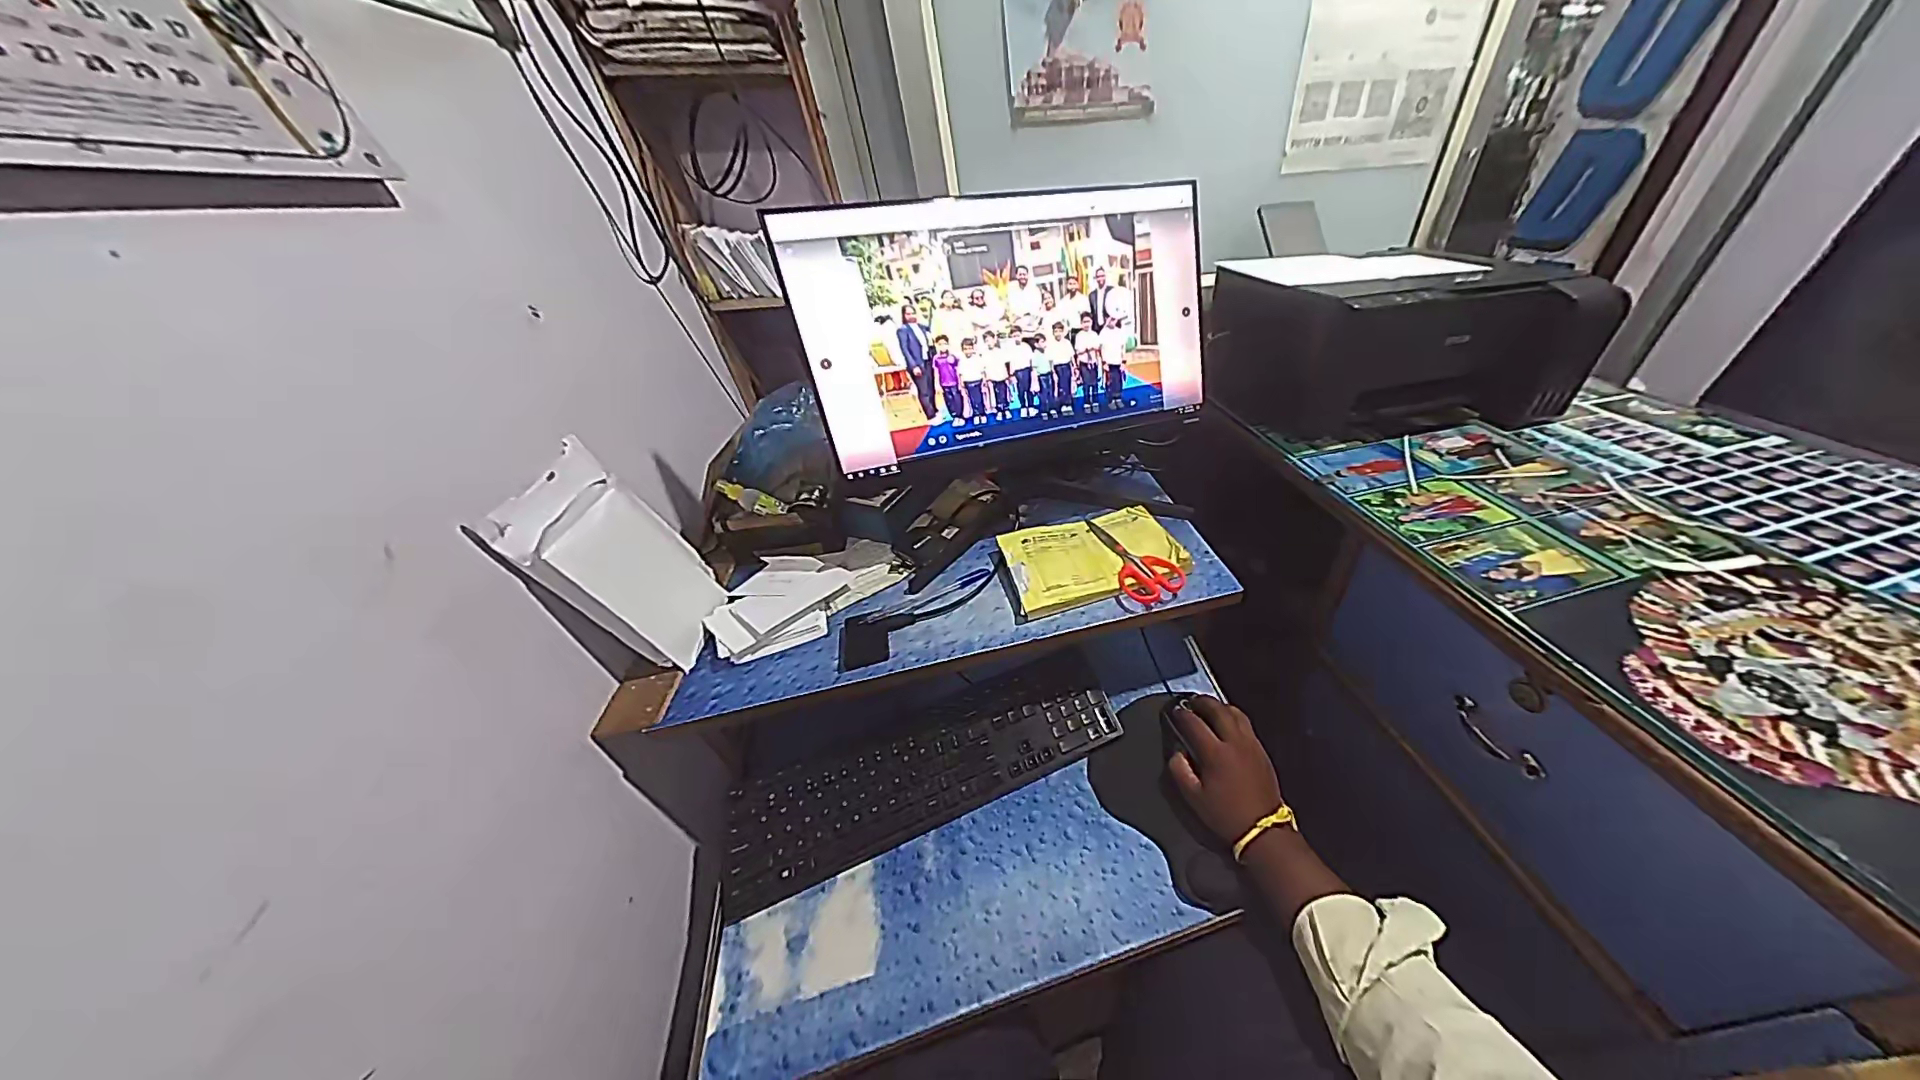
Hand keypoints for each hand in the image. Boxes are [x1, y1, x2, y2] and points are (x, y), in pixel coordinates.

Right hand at [1167, 696, 1284, 844]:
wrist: (1263, 829)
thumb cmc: (1225, 814)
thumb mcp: (1193, 797)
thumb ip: (1179, 770)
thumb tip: (1177, 752)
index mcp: (1215, 753)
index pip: (1194, 723)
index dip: (1181, 714)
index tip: (1174, 712)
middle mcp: (1235, 742)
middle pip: (1217, 710)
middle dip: (1201, 702)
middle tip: (1191, 702)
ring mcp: (1251, 744)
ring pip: (1235, 713)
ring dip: (1219, 707)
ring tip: (1209, 709)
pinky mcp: (1262, 751)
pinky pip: (1246, 724)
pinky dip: (1233, 717)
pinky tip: (1227, 724)